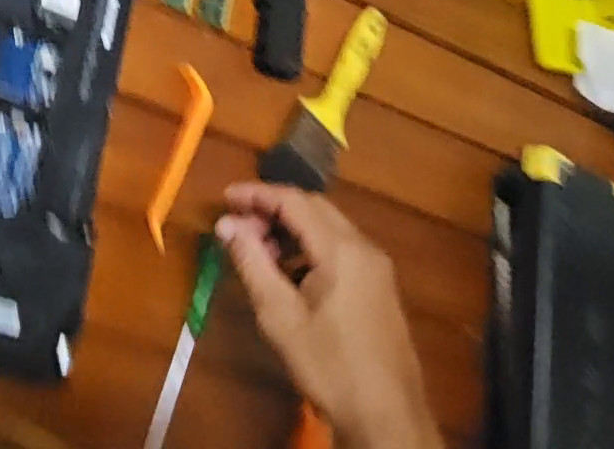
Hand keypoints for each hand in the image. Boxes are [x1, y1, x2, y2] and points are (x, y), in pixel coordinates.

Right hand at [216, 183, 441, 448]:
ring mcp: (376, 268)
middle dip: (272, 208)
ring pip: (327, 227)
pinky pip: (339, 248)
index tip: (225, 199)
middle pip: (313, 207)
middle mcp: (363, 248)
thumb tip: (226, 224)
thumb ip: (251, 262)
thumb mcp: (279, 315)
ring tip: (258, 249)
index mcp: (341, 250)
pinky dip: (309, 246)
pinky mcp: (379, 287)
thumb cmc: (329, 365)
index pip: (293, 201)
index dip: (256, 194)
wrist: (388, 420)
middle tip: (239, 224)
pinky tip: (288, 272)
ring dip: (290, 227)